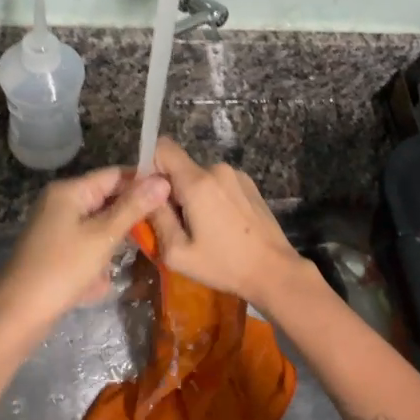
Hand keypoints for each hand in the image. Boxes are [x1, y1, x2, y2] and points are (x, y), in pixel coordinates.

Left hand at [0, 168, 169, 332]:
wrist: (19, 314)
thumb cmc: (62, 270)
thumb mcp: (104, 237)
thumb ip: (134, 208)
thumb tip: (164, 181)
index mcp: (70, 191)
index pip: (115, 174)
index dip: (144, 182)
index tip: (172, 195)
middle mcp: (62, 201)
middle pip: (108, 197)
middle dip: (133, 213)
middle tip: (163, 225)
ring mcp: (58, 225)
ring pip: (101, 221)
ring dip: (119, 236)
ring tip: (143, 248)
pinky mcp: (57, 247)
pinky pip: (89, 240)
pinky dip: (102, 252)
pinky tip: (107, 274)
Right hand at [146, 138, 312, 305]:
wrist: (274, 270)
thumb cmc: (224, 265)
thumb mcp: (177, 252)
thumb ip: (156, 218)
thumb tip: (145, 194)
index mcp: (198, 182)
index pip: (163, 148)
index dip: (149, 167)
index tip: (148, 194)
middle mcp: (218, 170)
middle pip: (181, 168)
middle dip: (171, 191)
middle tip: (176, 226)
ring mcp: (237, 175)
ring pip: (199, 178)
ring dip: (192, 197)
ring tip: (201, 230)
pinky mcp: (250, 185)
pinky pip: (218, 184)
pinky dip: (211, 199)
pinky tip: (220, 227)